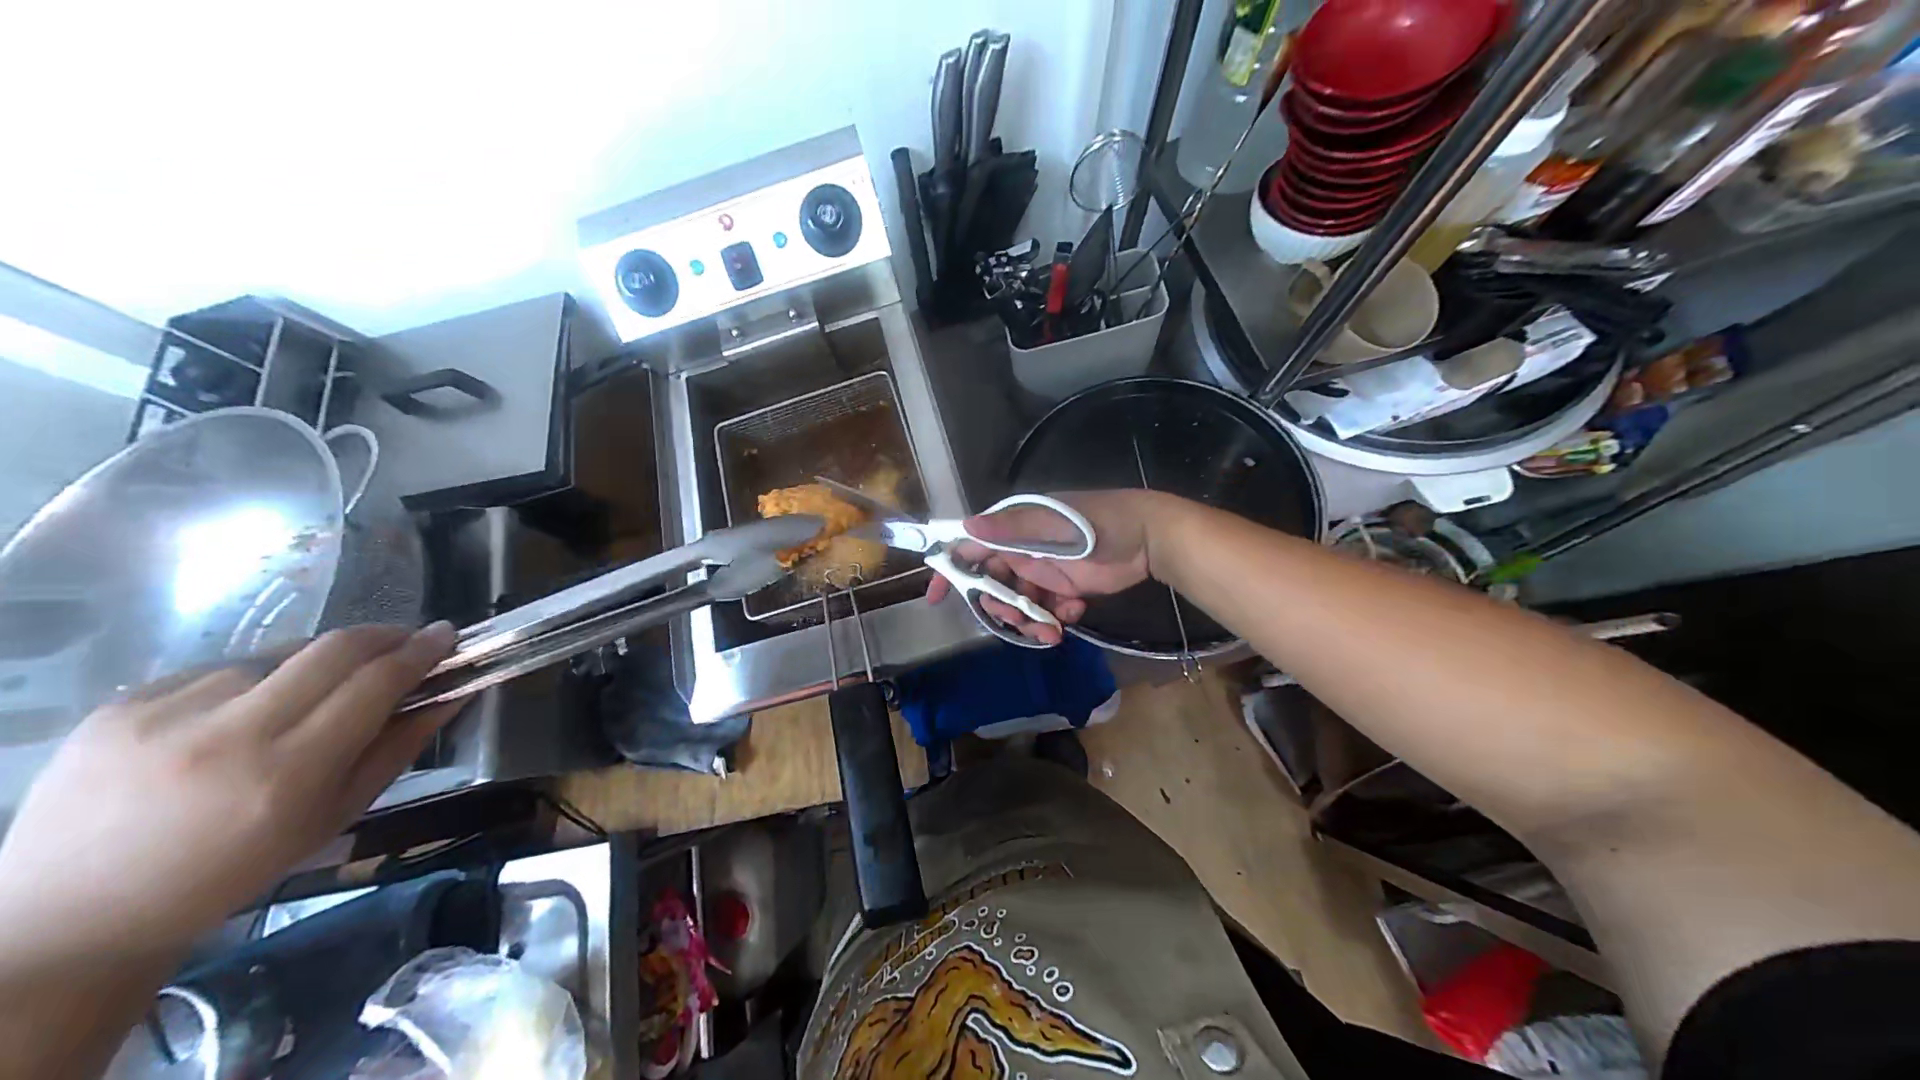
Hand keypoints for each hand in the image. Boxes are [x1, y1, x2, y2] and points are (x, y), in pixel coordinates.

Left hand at [0, 624, 462, 953]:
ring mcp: (166, 712)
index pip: (376, 682)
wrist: (71, 914)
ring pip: (276, 657)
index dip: (419, 652)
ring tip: (314, 693)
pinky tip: (240, 715)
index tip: (445, 636)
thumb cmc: (229, 873)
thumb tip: (451, 693)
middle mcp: (229, 732)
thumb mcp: (333, 817)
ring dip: (314, 664)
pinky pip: (217, 671)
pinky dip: (251, 682)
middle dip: (382, 636)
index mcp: (289, 772)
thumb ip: (397, 748)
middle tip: (405, 641)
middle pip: (332, 648)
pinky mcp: (121, 704)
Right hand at [925, 490, 1163, 644]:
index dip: (950, 571)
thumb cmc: (1100, 522)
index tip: (935, 598)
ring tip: (1052, 630)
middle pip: (991, 585)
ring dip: (1029, 620)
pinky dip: (1055, 617)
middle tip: (1019, 617)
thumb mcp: (1056, 524)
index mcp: (1013, 528)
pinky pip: (1045, 610)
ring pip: (1017, 603)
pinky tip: (1075, 611)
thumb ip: (1012, 528)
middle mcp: (1021, 550)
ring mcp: (1042, 571)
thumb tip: (966, 526)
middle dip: (1000, 606)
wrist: (1150, 538)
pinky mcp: (1063, 589)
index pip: (969, 547)